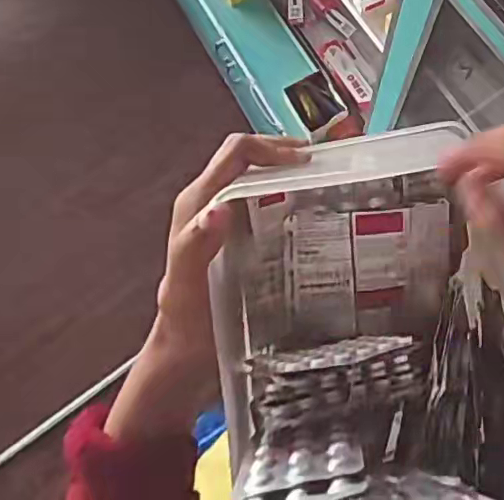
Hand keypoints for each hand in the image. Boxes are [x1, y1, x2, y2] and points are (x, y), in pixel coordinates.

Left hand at [108, 132, 308, 440]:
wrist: (183, 356)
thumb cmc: (185, 323)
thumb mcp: (186, 286)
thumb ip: (194, 246)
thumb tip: (217, 209)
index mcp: (198, 202)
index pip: (237, 151)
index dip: (271, 148)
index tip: (304, 161)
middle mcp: (209, 201)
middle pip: (249, 155)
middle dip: (284, 152)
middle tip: (319, 163)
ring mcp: (222, 214)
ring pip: (257, 172)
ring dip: (287, 169)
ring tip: (318, 178)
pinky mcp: (235, 230)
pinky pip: (262, 195)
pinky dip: (286, 190)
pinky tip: (306, 206)